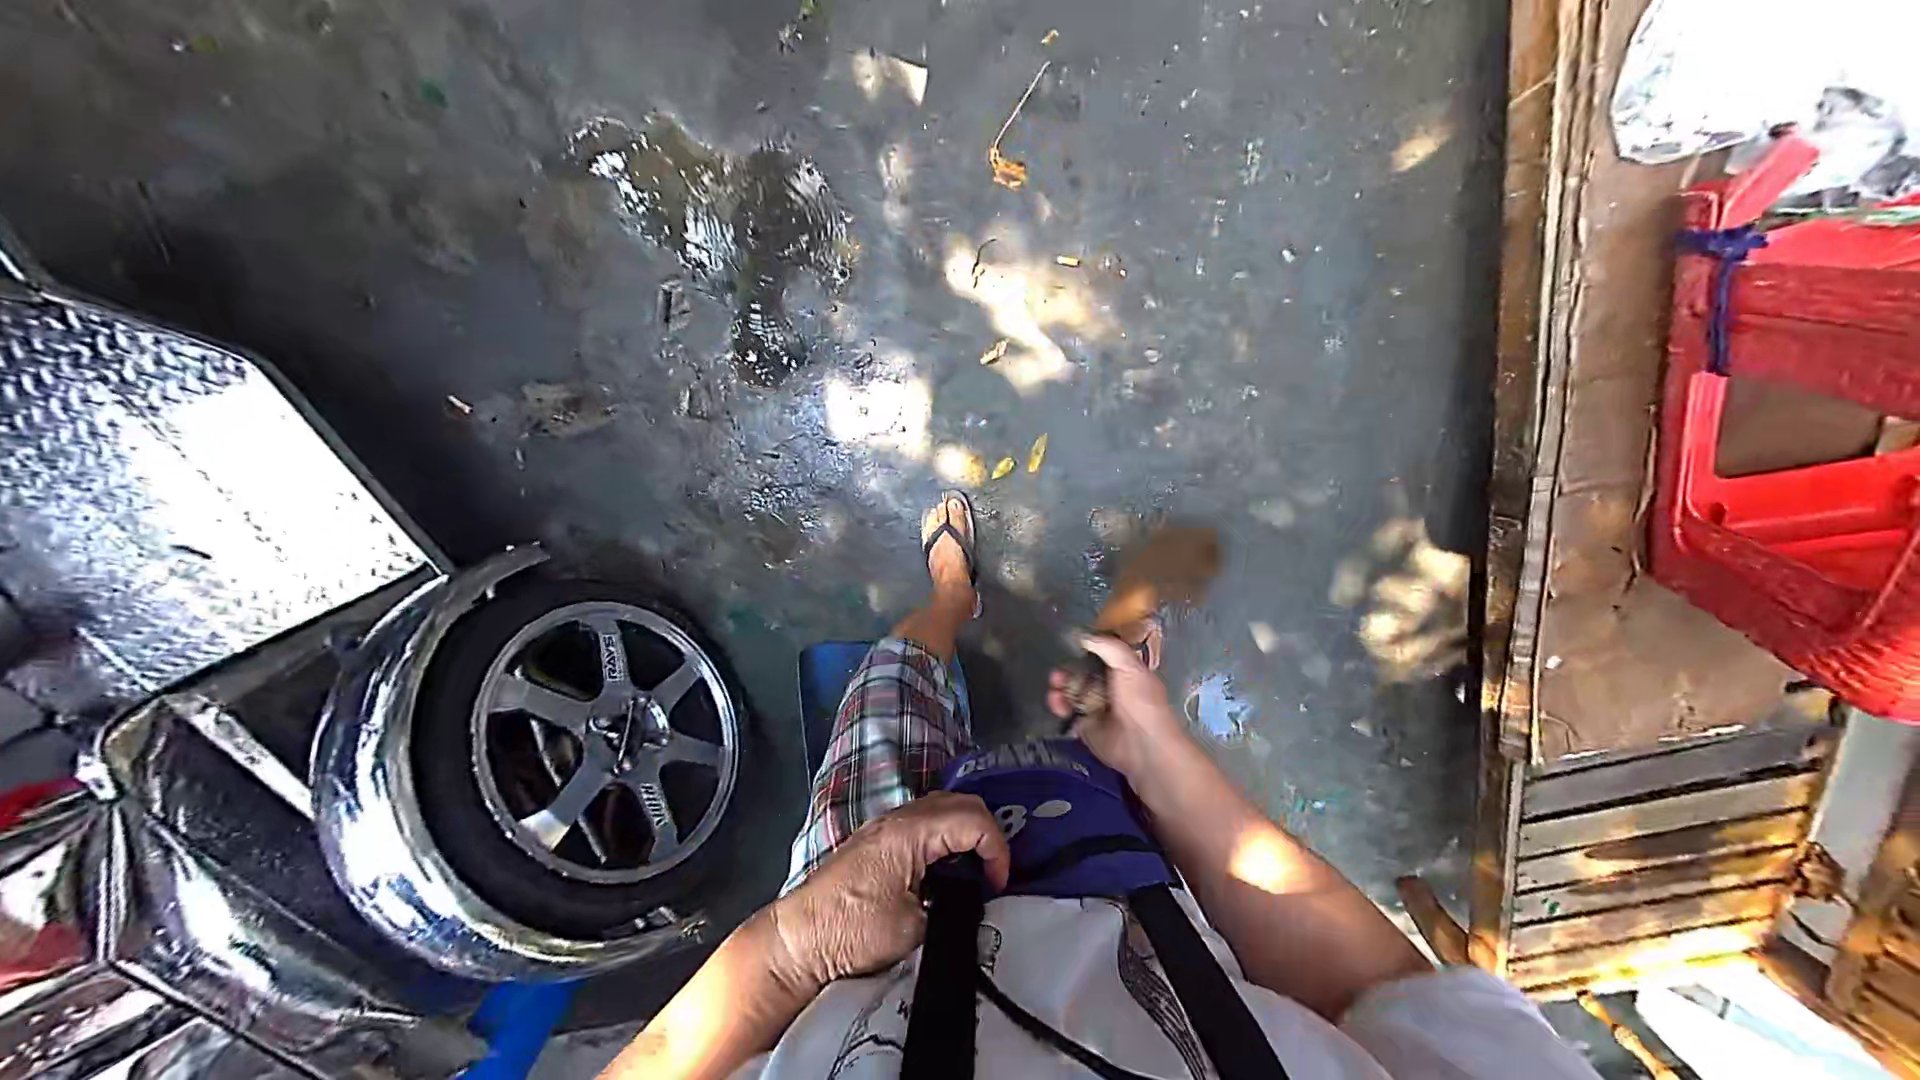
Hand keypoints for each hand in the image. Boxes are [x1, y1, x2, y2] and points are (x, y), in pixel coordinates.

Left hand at [768, 792, 1010, 992]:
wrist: (797, 941)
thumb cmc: (850, 931)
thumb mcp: (913, 929)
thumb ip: (951, 907)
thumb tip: (972, 903)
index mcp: (910, 830)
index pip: (973, 818)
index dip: (997, 848)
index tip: (999, 885)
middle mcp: (900, 817)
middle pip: (961, 803)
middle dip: (987, 833)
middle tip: (993, 874)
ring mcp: (887, 825)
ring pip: (942, 809)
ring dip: (966, 833)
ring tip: (975, 872)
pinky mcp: (879, 840)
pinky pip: (925, 823)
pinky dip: (946, 837)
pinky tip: (948, 869)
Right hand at [1048, 634, 1189, 778]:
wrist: (1142, 744)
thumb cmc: (1141, 700)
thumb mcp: (1129, 665)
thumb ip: (1107, 647)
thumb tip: (1082, 635)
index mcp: (1124, 671)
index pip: (1101, 655)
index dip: (1085, 650)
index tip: (1069, 644)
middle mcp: (1109, 687)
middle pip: (1082, 673)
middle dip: (1068, 670)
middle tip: (1058, 672)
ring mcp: (1096, 707)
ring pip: (1071, 691)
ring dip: (1060, 686)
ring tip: (1055, 685)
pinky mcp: (1085, 726)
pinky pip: (1066, 711)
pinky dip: (1059, 705)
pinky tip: (1057, 702)